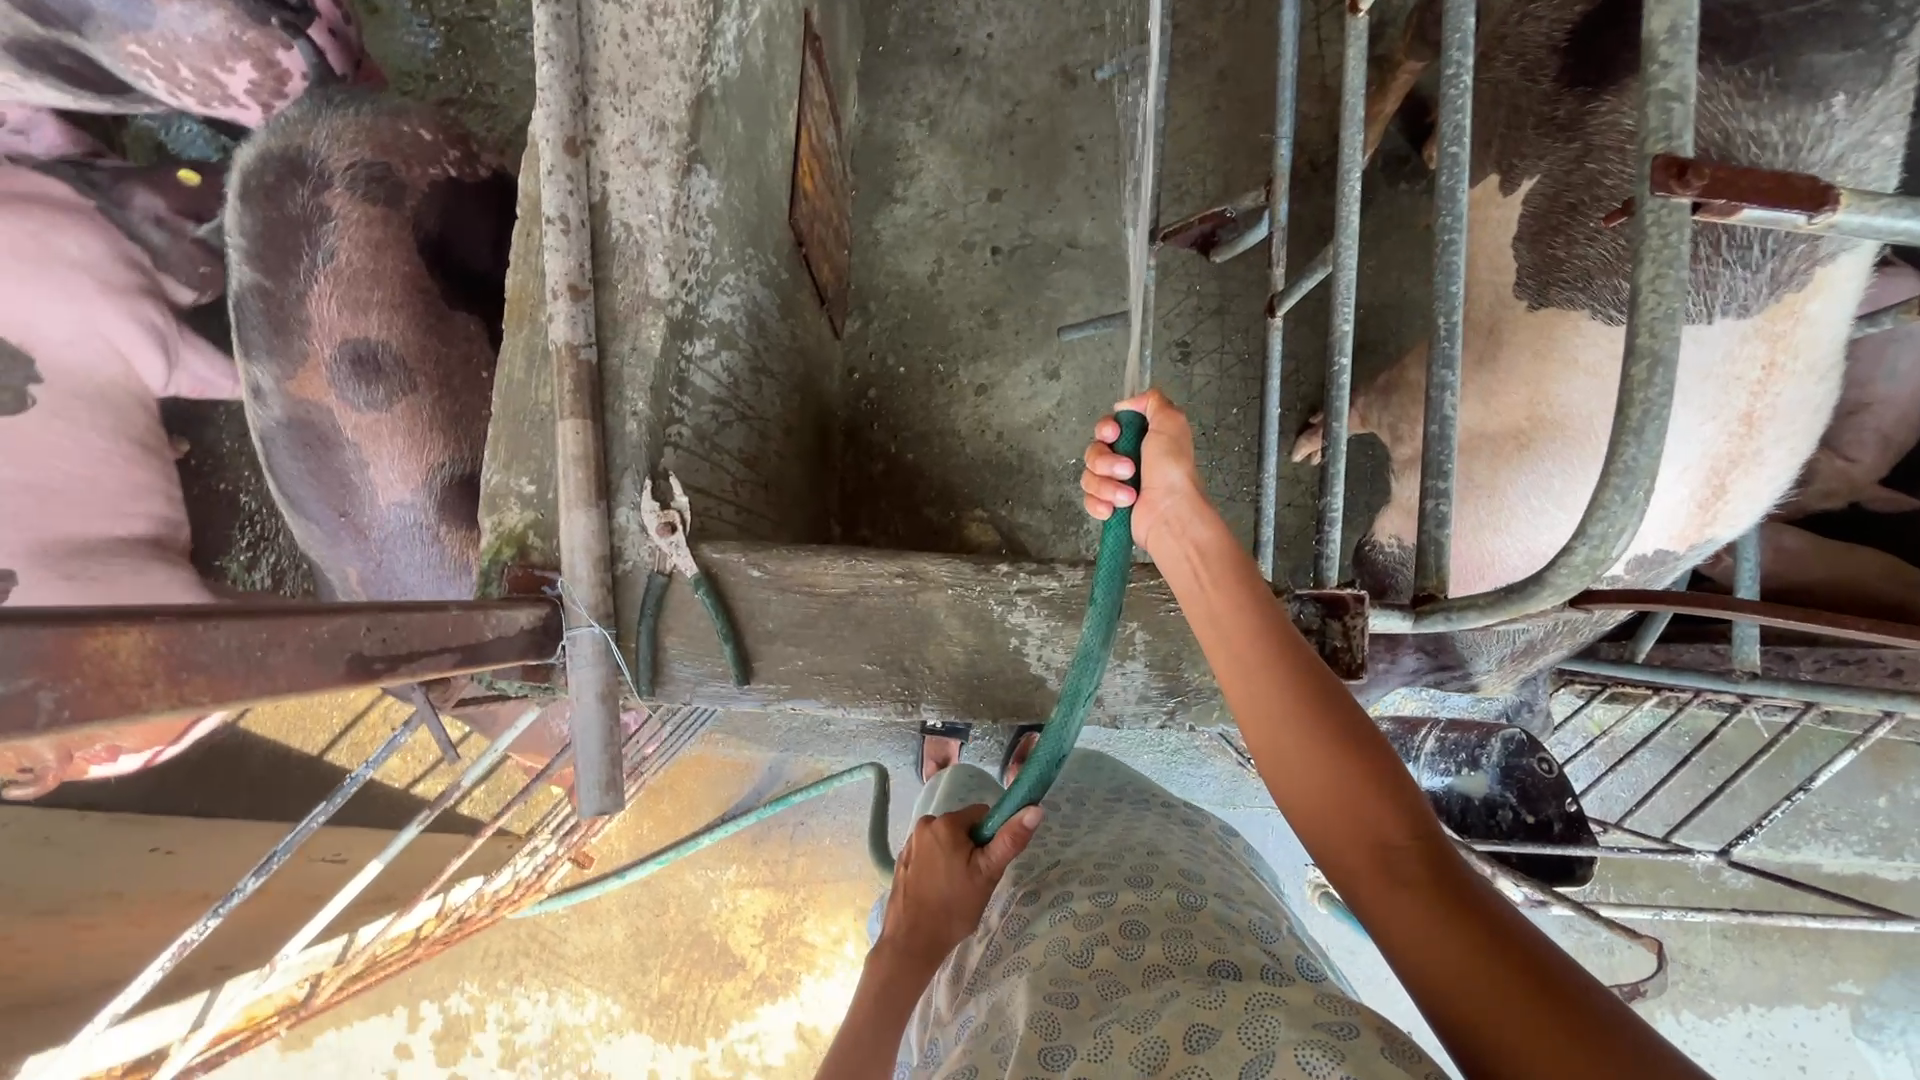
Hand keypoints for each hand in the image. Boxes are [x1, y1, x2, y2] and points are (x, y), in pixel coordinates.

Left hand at [876, 803, 1043, 974]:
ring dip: (955, 857)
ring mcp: (910, 842)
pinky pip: (930, 853)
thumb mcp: (988, 872)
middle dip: (972, 849)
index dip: (990, 838)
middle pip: (963, 828)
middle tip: (973, 880)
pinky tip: (938, 890)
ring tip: (955, 888)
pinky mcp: (902, 859)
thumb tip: (1035, 810)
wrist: (913, 942)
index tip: (986, 864)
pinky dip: (938, 865)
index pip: (981, 815)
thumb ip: (1011, 839)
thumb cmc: (954, 906)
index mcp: (945, 822)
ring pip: (946, 841)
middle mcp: (924, 824)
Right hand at [1080, 388, 1210, 555]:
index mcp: (1140, 440)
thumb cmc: (1172, 471)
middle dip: (1105, 461)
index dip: (1105, 429)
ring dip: (1106, 486)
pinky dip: (1100, 504)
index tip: (1114, 435)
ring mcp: (1116, 485)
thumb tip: (1127, 404)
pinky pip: (1088, 499)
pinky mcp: (1109, 507)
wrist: (1170, 513)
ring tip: (1128, 496)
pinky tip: (1113, 510)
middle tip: (1128, 470)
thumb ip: (1152, 401)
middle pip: (1093, 451)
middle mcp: (1127, 460)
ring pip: (1089, 477)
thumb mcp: (1171, 422)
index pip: (1106, 428)